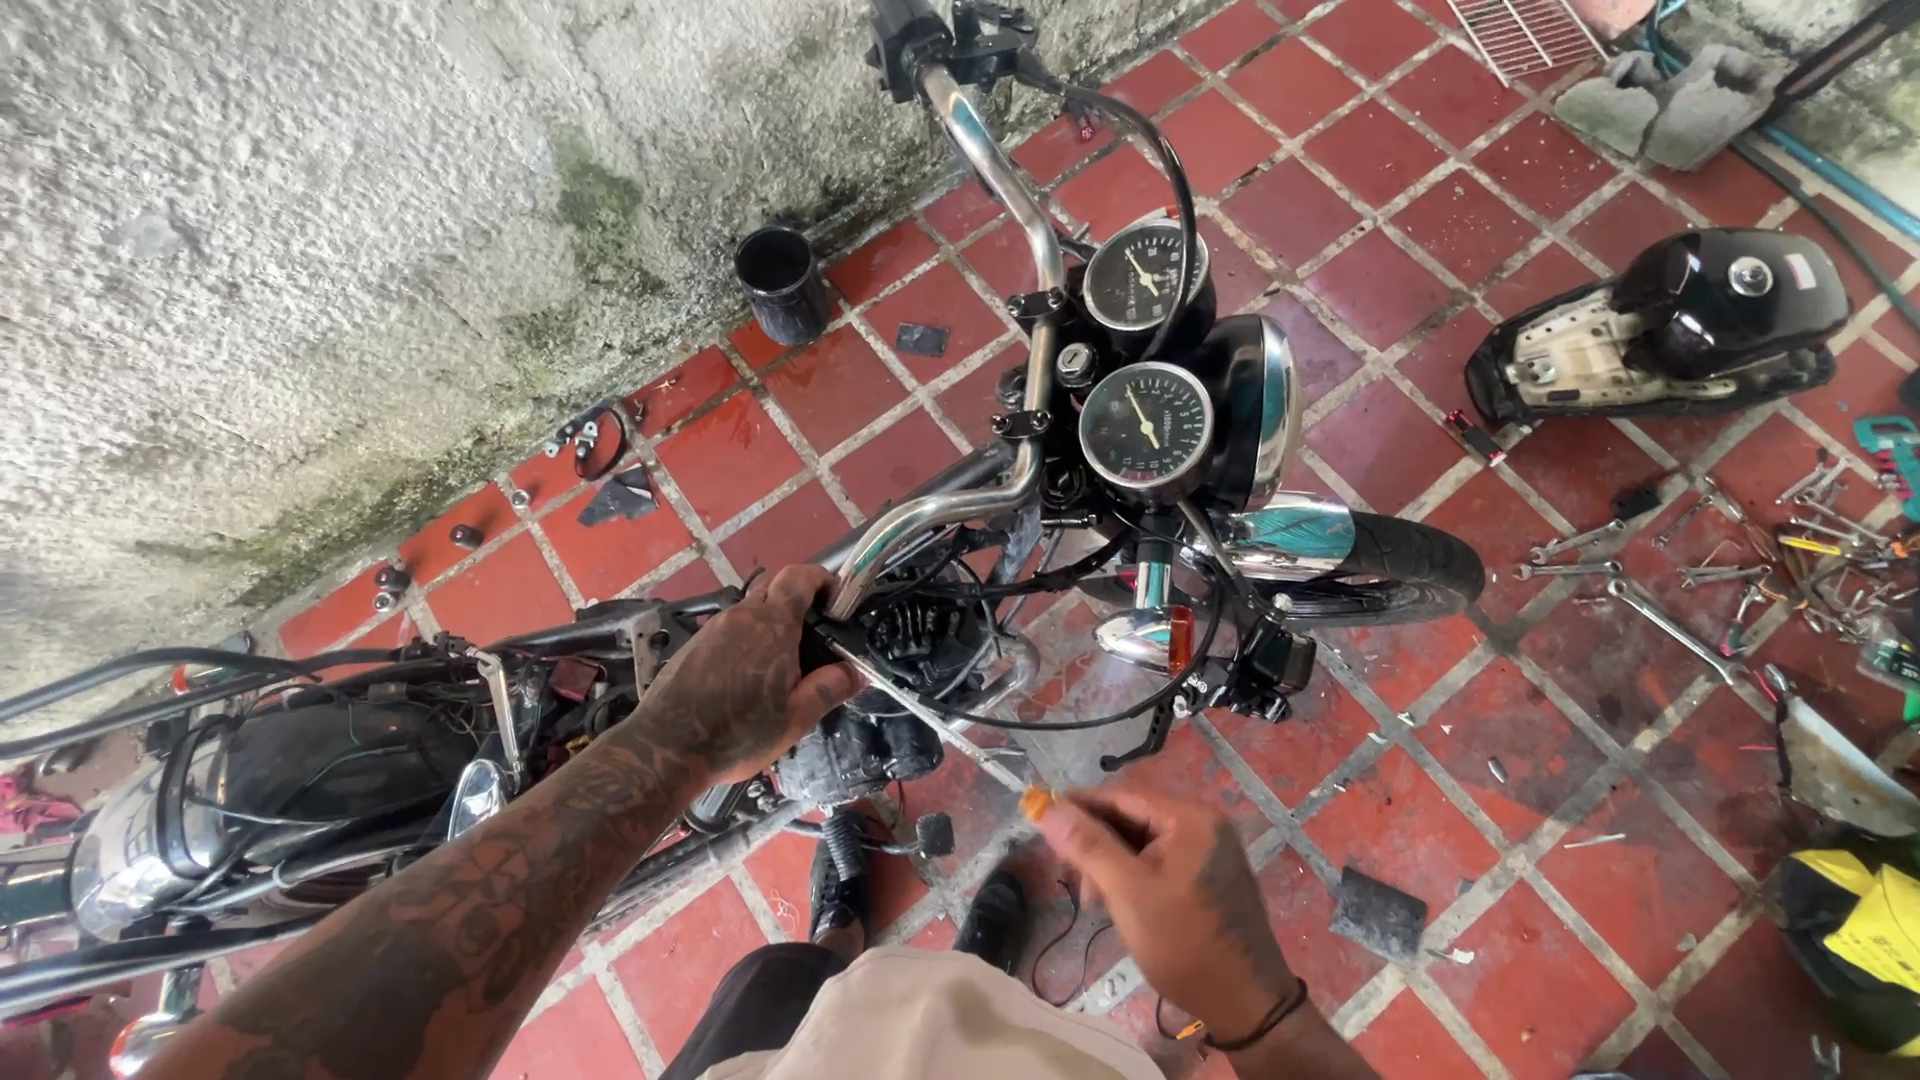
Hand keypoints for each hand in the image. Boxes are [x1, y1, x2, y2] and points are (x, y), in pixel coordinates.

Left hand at [641, 564, 861, 783]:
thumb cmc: (738, 732)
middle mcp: (742, 615)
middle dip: (798, 597)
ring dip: (770, 620)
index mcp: (773, 625)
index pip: (800, 576)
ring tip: (783, 660)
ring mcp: (713, 628)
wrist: (666, 748)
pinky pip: (729, 628)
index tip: (837, 598)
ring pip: (749, 608)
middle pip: (773, 585)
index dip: (822, 578)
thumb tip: (857, 672)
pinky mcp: (694, 645)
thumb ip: (830, 688)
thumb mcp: (796, 718)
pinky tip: (747, 676)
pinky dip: (746, 638)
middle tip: (814, 630)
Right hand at [1035, 787, 1295, 1041]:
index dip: (1079, 806)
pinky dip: (1132, 874)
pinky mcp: (1208, 874)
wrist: (1248, 1005)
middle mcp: (1203, 823)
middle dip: (1095, 842)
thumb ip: (1087, 845)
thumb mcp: (1128, 892)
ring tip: (1092, 898)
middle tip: (1070, 876)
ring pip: (1142, 840)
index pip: (1121, 795)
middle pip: (1132, 816)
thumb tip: (1046, 807)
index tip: (1041, 822)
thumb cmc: (1184, 943)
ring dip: (1111, 861)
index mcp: (1190, 817)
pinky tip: (1117, 900)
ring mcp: (1209, 849)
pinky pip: (1159, 859)